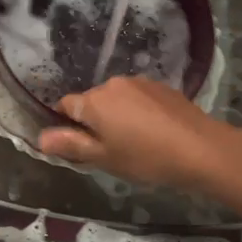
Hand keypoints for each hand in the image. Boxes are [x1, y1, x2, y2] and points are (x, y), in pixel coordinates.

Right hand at [38, 76, 241, 193]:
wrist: (200, 148)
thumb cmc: (146, 158)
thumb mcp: (104, 158)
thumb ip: (71, 145)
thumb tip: (40, 137)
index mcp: (93, 101)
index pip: (65, 105)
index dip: (65, 124)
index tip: (77, 144)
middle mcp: (112, 84)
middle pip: (92, 101)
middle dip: (94, 121)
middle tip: (109, 150)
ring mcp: (138, 82)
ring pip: (116, 99)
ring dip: (118, 115)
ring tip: (135, 143)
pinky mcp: (161, 86)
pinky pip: (138, 98)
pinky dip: (139, 112)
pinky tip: (154, 133)